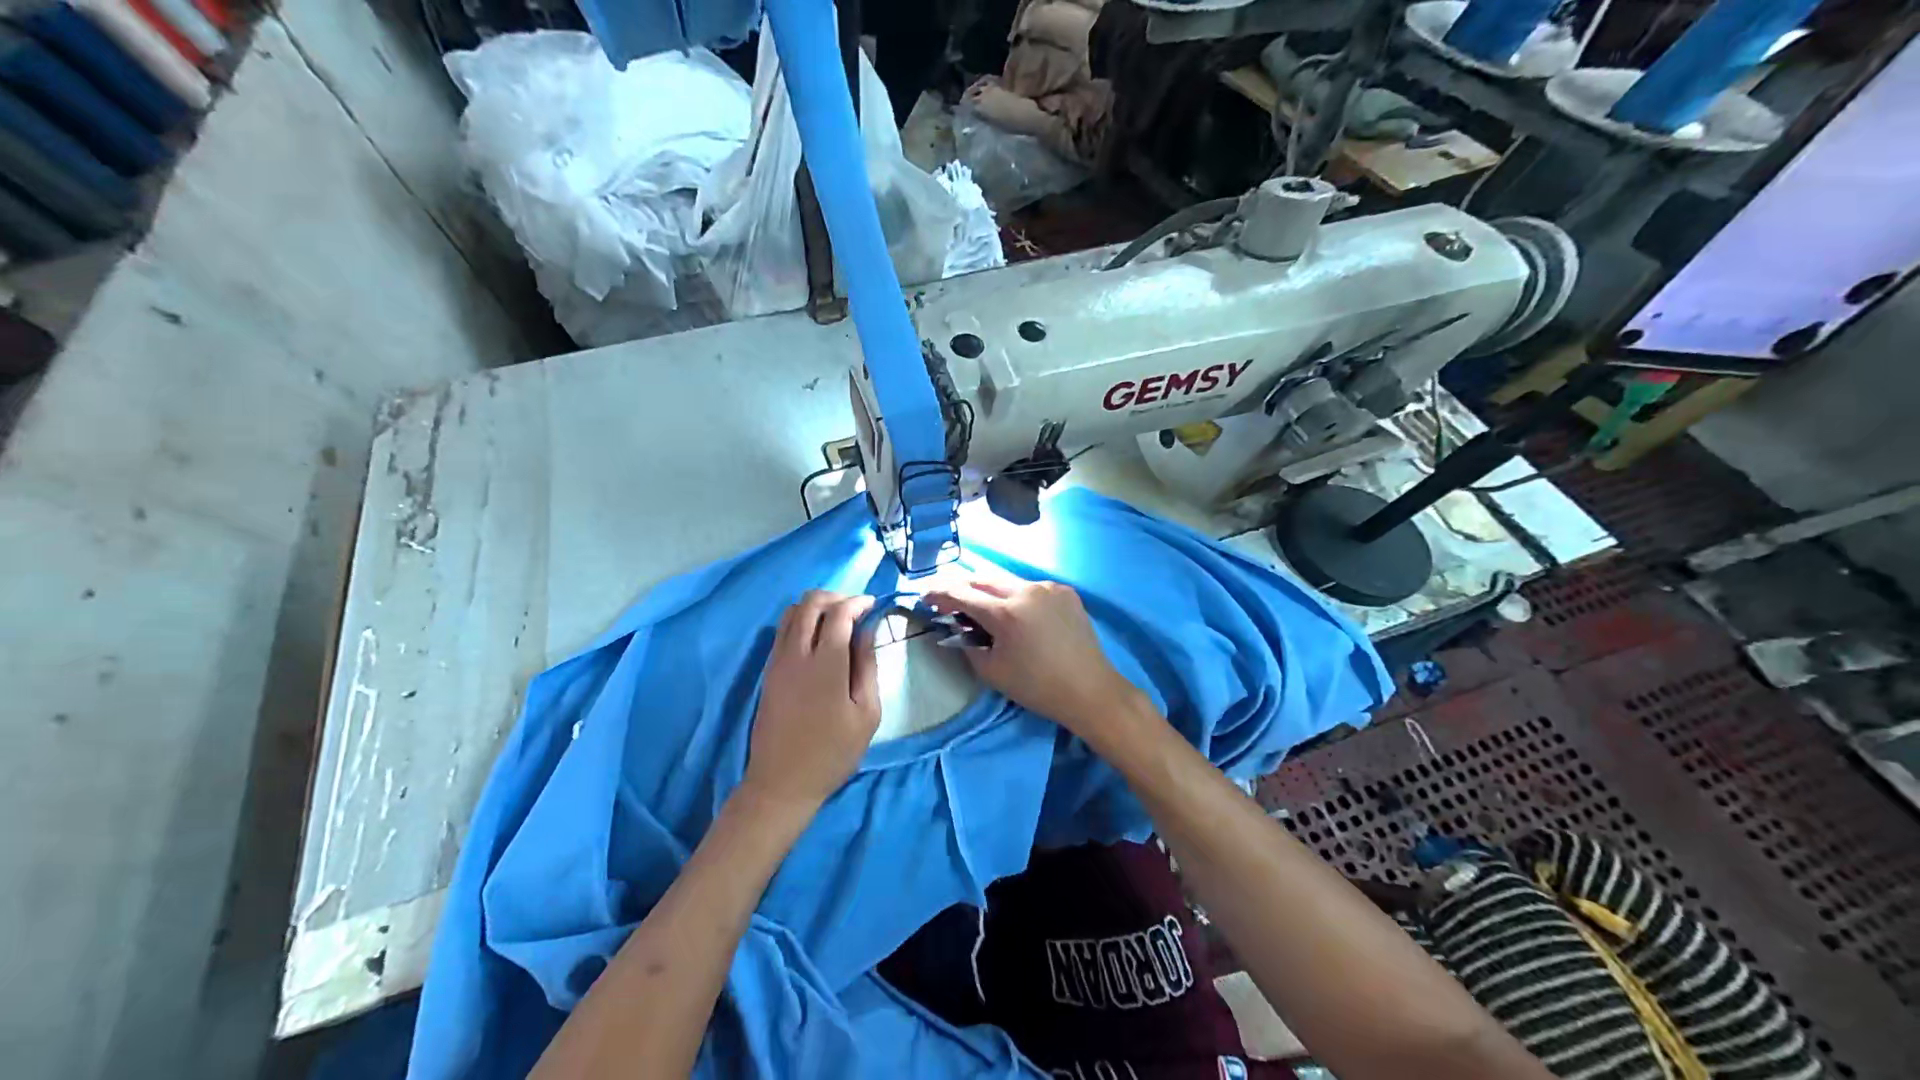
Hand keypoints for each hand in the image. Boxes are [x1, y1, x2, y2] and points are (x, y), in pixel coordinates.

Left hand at [742, 591, 881, 814]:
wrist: (782, 781)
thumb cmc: (833, 752)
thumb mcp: (866, 714)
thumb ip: (867, 666)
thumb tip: (867, 630)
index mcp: (826, 664)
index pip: (839, 612)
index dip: (858, 602)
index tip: (873, 605)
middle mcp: (797, 654)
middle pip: (810, 602)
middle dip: (836, 597)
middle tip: (856, 609)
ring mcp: (778, 661)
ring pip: (791, 612)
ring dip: (816, 606)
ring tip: (838, 620)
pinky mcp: (768, 671)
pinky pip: (782, 630)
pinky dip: (801, 620)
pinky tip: (818, 637)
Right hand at [924, 579, 1142, 737]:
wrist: (1090, 690)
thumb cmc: (1037, 687)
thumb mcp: (991, 671)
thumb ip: (967, 643)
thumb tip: (957, 626)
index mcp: (1006, 612)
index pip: (962, 594)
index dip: (939, 594)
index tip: (925, 597)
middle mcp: (1027, 590)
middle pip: (984, 580)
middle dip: (963, 588)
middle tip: (948, 602)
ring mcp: (1049, 587)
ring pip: (1008, 582)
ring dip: (990, 592)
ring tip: (982, 608)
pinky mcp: (1066, 591)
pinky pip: (1032, 588)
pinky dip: (1017, 597)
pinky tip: (1017, 615)